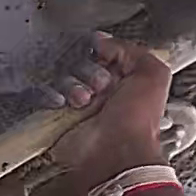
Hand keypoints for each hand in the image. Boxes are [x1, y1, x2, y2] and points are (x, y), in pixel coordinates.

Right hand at [46, 32, 188, 192]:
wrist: (114, 154)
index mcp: (122, 81)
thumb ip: (132, 50)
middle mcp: (99, 92)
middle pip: (80, 64)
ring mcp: (76, 106)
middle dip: (89, 72)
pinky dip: (49, 94)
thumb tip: (102, 41)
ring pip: (61, 78)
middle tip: (100, 87)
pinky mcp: (56, 117)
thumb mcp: (152, 75)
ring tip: (83, 101)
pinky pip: (42, 95)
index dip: (103, 55)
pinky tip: (62, 103)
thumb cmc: (137, 120)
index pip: (101, 54)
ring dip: (72, 85)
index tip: (107, 62)